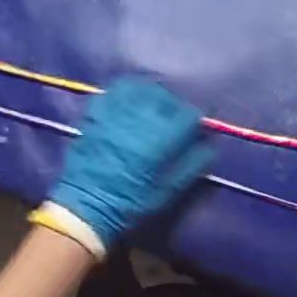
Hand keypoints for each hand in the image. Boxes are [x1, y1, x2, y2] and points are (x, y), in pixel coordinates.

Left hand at [38, 77, 214, 255]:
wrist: (87, 208)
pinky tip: (128, 104)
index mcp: (162, 139)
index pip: (189, 114)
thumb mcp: (170, 191)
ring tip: (151, 110)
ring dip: (151, 96)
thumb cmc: (133, 204)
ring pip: (142, 88)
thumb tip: (209, 144)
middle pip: (167, 97)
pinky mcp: (96, 113)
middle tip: (171, 122)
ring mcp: (115, 113)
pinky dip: (126, 93)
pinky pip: (115, 91)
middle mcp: (141, 119)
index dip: (194, 122)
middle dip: (173, 108)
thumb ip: (193, 164)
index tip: (192, 131)